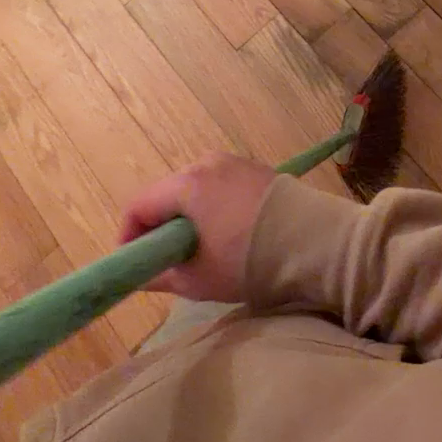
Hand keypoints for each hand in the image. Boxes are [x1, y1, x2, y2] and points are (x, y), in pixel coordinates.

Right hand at [119, 154, 276, 302]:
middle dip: (158, 225)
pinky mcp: (254, 167)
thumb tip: (139, 276)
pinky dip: (211, 205)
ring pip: (193, 188)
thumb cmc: (248, 261)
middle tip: (164, 259)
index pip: (139, 205)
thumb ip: (160, 276)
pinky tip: (223, 231)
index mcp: (188, 184)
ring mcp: (233, 162)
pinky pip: (218, 185)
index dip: (129, 236)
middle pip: (166, 193)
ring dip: (186, 214)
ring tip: (196, 247)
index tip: (134, 263)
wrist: (312, 241)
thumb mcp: (198, 279)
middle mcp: (207, 162)